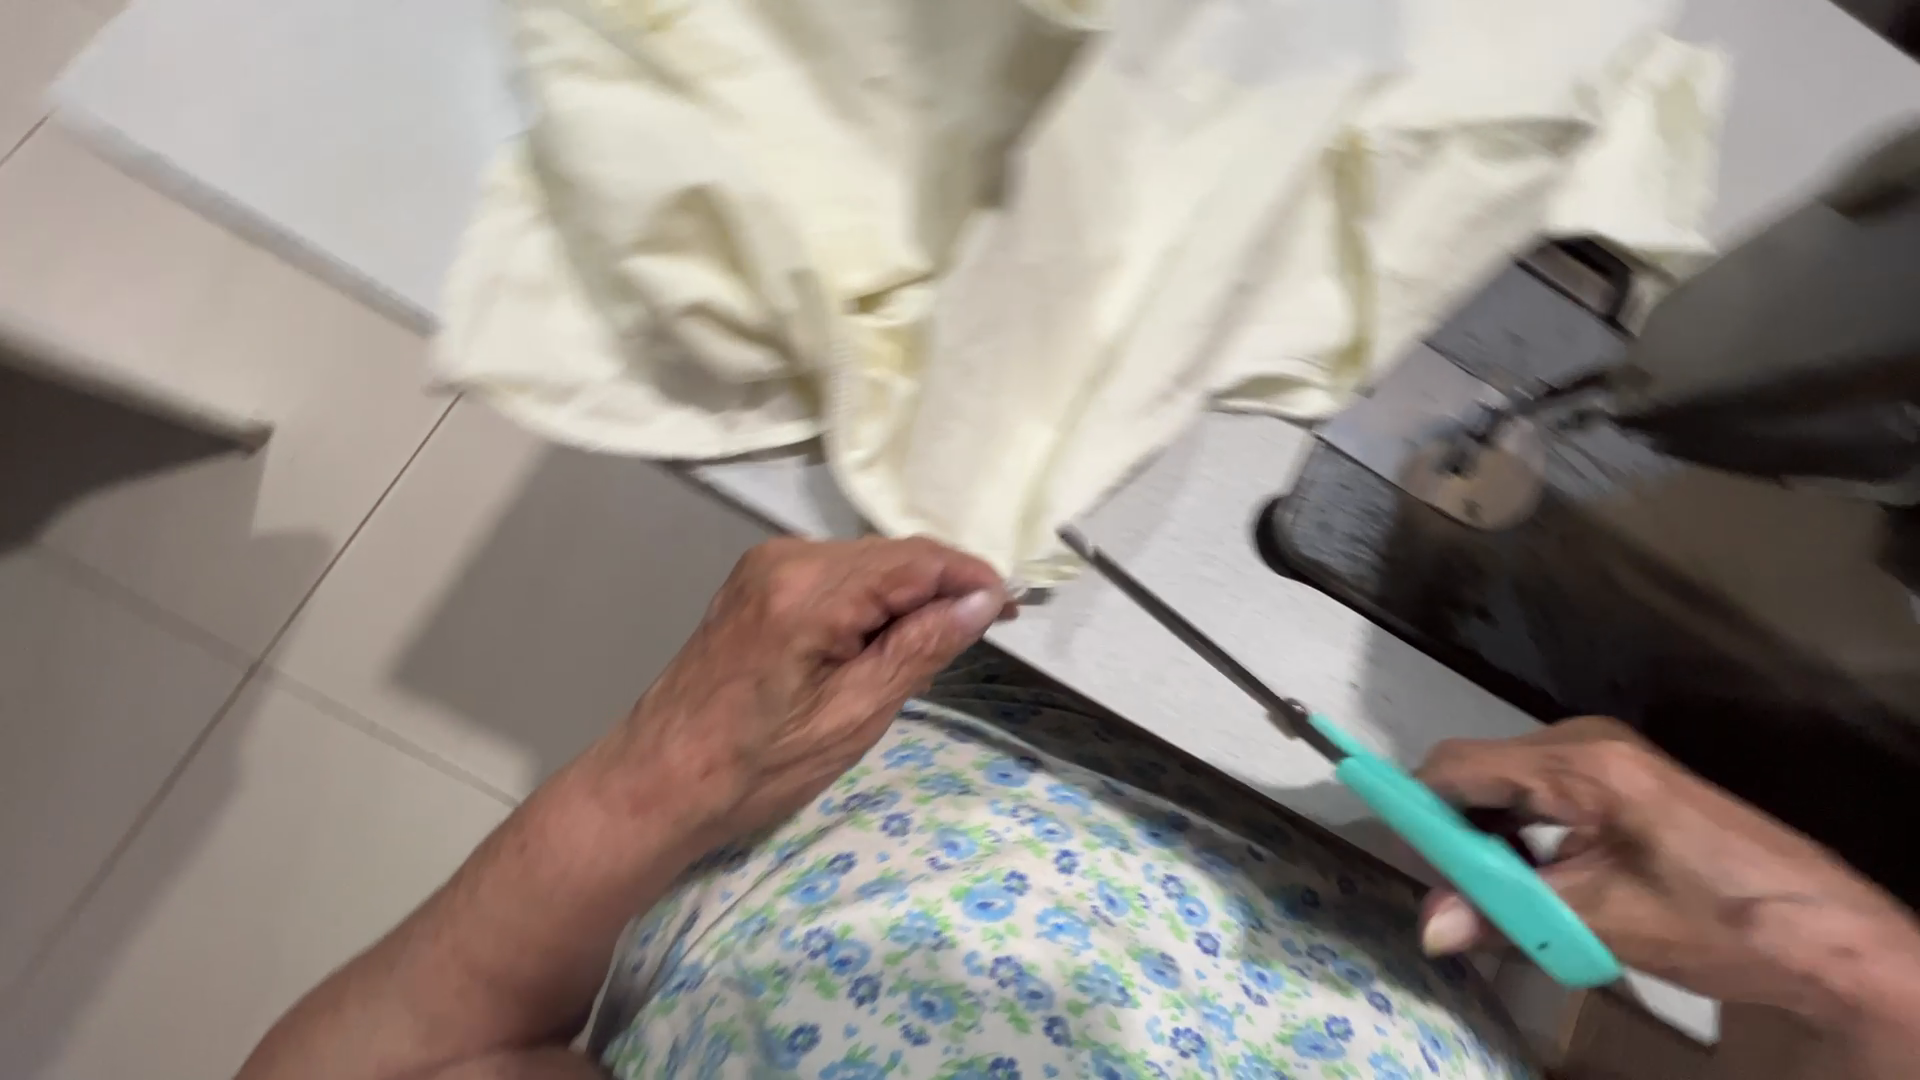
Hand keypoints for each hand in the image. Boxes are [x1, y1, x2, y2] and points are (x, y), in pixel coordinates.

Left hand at [594, 536, 1010, 848]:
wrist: (656, 781)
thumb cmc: (756, 767)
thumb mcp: (854, 716)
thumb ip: (920, 647)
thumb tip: (982, 602)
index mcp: (808, 591)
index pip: (914, 560)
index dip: (969, 578)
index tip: (1010, 609)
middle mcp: (787, 558)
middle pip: (892, 553)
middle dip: (944, 585)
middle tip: (985, 627)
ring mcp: (767, 564)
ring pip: (867, 560)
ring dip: (910, 592)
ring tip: (939, 638)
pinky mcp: (759, 580)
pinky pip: (838, 573)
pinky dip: (874, 596)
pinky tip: (886, 633)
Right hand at [1414, 718, 1919, 1027]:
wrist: (1844, 943)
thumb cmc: (1720, 923)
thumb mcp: (1601, 922)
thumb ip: (1502, 914)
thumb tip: (1427, 930)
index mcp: (1579, 765)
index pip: (1460, 765)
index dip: (1417, 801)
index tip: (1400, 848)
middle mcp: (1583, 742)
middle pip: (1479, 767)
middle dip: (1453, 821)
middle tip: (1450, 879)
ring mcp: (1605, 755)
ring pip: (1506, 777)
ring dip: (1486, 826)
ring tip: (1491, 881)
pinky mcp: (1620, 774)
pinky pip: (1539, 786)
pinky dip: (1520, 824)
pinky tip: (1533, 867)